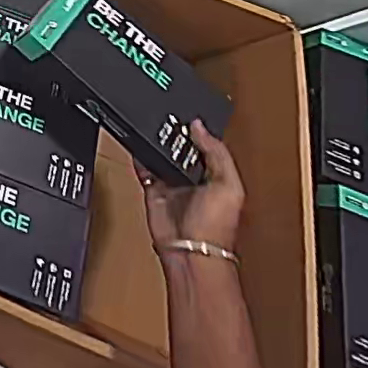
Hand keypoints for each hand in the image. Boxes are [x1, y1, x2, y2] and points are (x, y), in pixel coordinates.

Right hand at [141, 120, 244, 250]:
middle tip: (168, 117)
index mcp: (217, 174)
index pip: (207, 145)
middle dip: (176, 135)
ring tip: (152, 126)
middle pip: (183, 148)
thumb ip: (217, 153)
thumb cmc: (216, 227)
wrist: (189, 252)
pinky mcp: (154, 191)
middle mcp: (195, 178)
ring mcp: (173, 184)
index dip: (200, 130)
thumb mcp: (228, 184)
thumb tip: (199, 127)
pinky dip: (140, 158)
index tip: (190, 115)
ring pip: (163, 156)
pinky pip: (145, 170)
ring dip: (158, 144)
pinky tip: (138, 146)